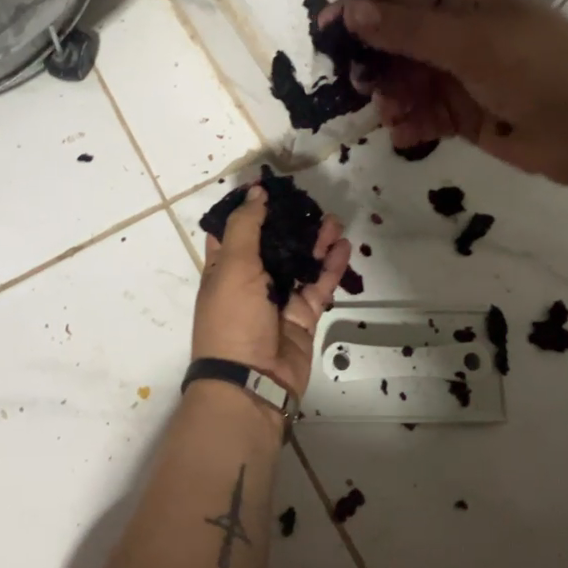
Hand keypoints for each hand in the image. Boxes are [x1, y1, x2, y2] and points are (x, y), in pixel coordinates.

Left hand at [195, 186, 351, 400]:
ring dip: (316, 240)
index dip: (249, 207)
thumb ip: (246, 227)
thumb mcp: (233, 266)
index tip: (269, 185)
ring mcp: (278, 298)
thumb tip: (255, 192)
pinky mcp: (303, 315)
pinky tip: (344, 247)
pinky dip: (331, 266)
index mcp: (224, 268)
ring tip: (334, 221)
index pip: (234, 229)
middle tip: (311, 202)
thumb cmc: (233, 319)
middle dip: (291, 222)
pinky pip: (318, 285)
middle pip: (273, 242)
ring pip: (300, 261)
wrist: (250, 382)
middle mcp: (251, 280)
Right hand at [321, 0, 567, 185]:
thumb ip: (410, 30)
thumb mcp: (471, 44)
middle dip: (373, 60)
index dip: (362, 8)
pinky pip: (425, 114)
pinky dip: (410, 122)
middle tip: (352, 81)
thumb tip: (353, 11)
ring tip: (387, 111)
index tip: (325, 28)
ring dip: (391, 95)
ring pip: (408, 80)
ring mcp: (462, 76)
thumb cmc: (538, 69)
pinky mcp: (466, 115)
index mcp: (465, 3)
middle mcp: (459, 35)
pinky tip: (403, 132)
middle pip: (398, 41)